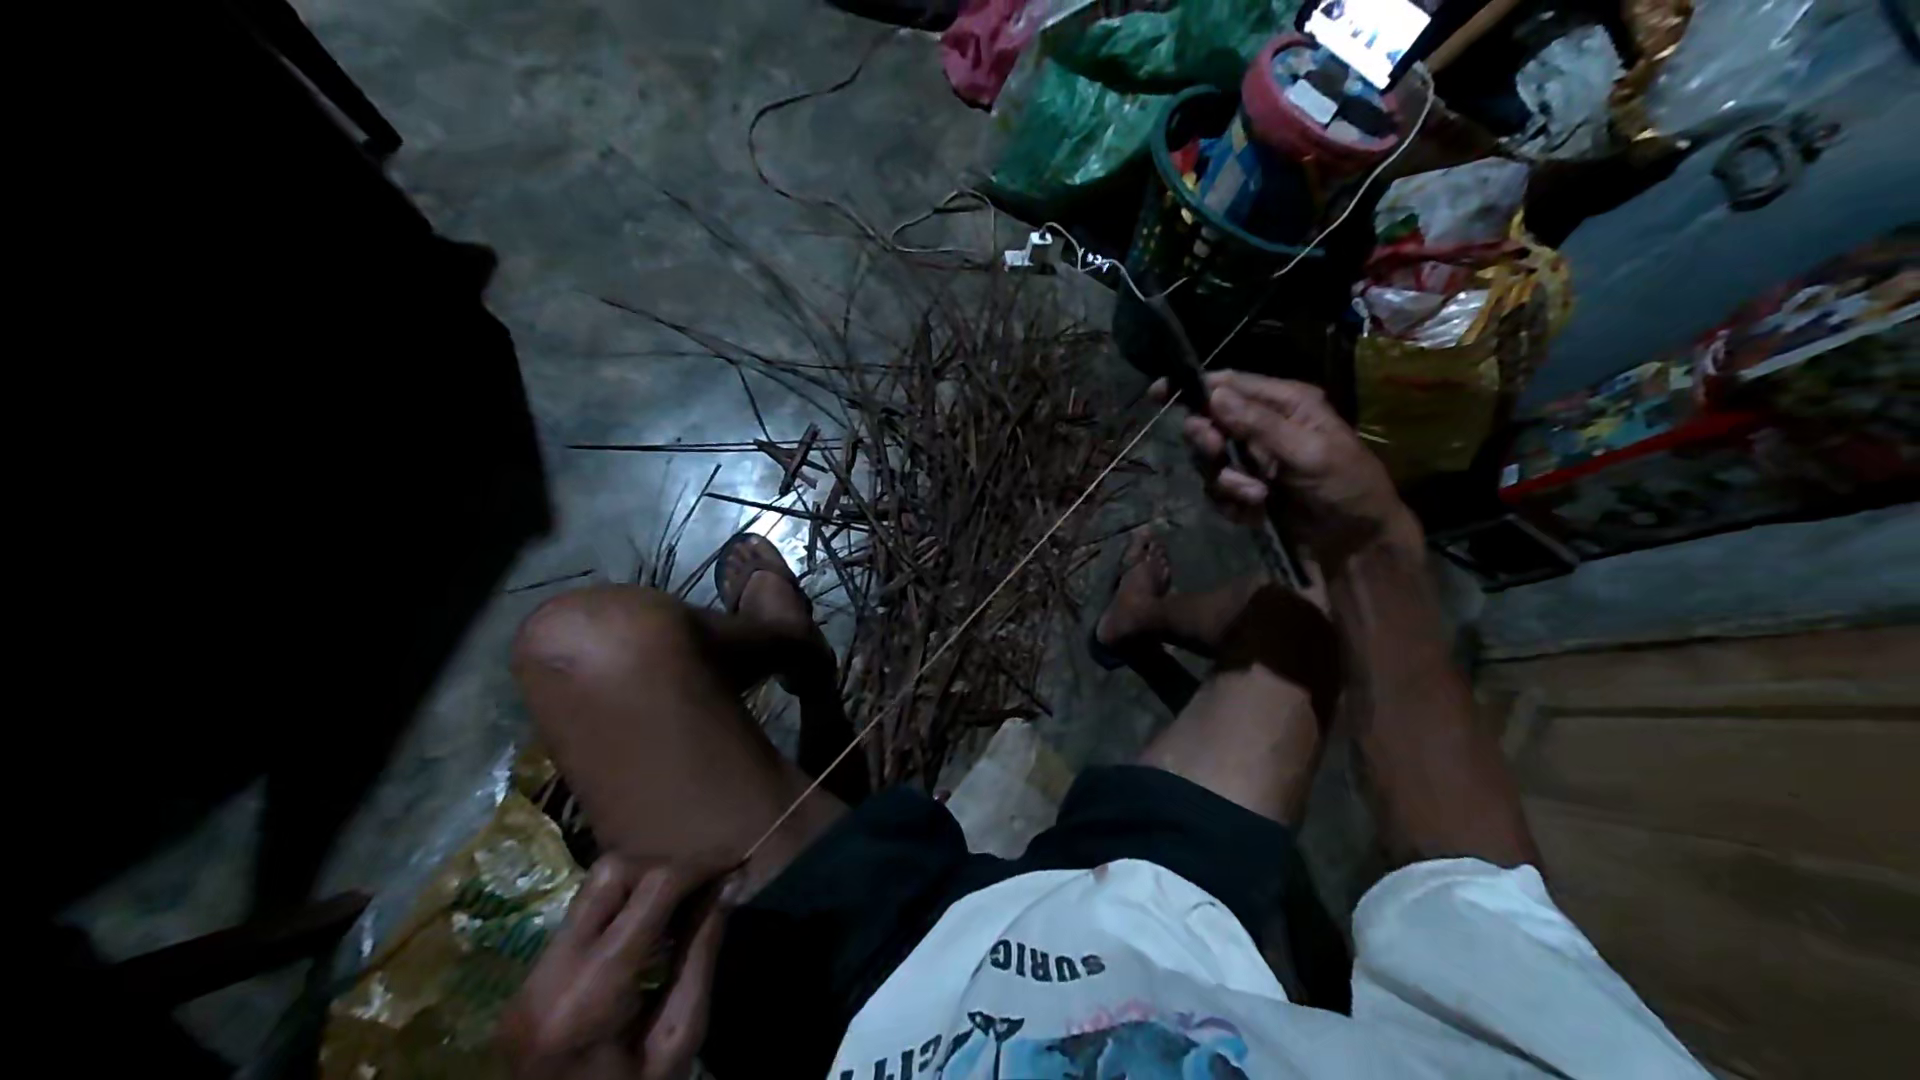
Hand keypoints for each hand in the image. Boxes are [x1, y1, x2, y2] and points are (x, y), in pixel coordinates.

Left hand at [500, 855, 735, 1079]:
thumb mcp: (679, 1041)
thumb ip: (699, 957)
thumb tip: (727, 886)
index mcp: (587, 997)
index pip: (650, 891)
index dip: (699, 866)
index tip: (734, 863)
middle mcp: (548, 973)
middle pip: (610, 874)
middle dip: (666, 866)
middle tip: (707, 882)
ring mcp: (530, 976)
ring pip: (593, 888)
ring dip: (644, 882)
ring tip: (684, 901)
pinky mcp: (529, 979)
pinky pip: (583, 917)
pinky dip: (625, 906)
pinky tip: (653, 926)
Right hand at [1160, 372, 1419, 567]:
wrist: (1356, 542)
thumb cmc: (1346, 486)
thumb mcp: (1308, 452)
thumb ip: (1258, 424)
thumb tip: (1215, 394)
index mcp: (1284, 404)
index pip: (1229, 384)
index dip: (1193, 387)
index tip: (1158, 393)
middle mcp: (1262, 427)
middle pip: (1209, 423)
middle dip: (1208, 441)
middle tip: (1217, 454)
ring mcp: (1252, 461)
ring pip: (1209, 462)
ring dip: (1227, 481)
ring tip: (1256, 495)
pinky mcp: (1244, 491)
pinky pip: (1216, 491)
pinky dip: (1231, 503)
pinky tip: (1256, 511)